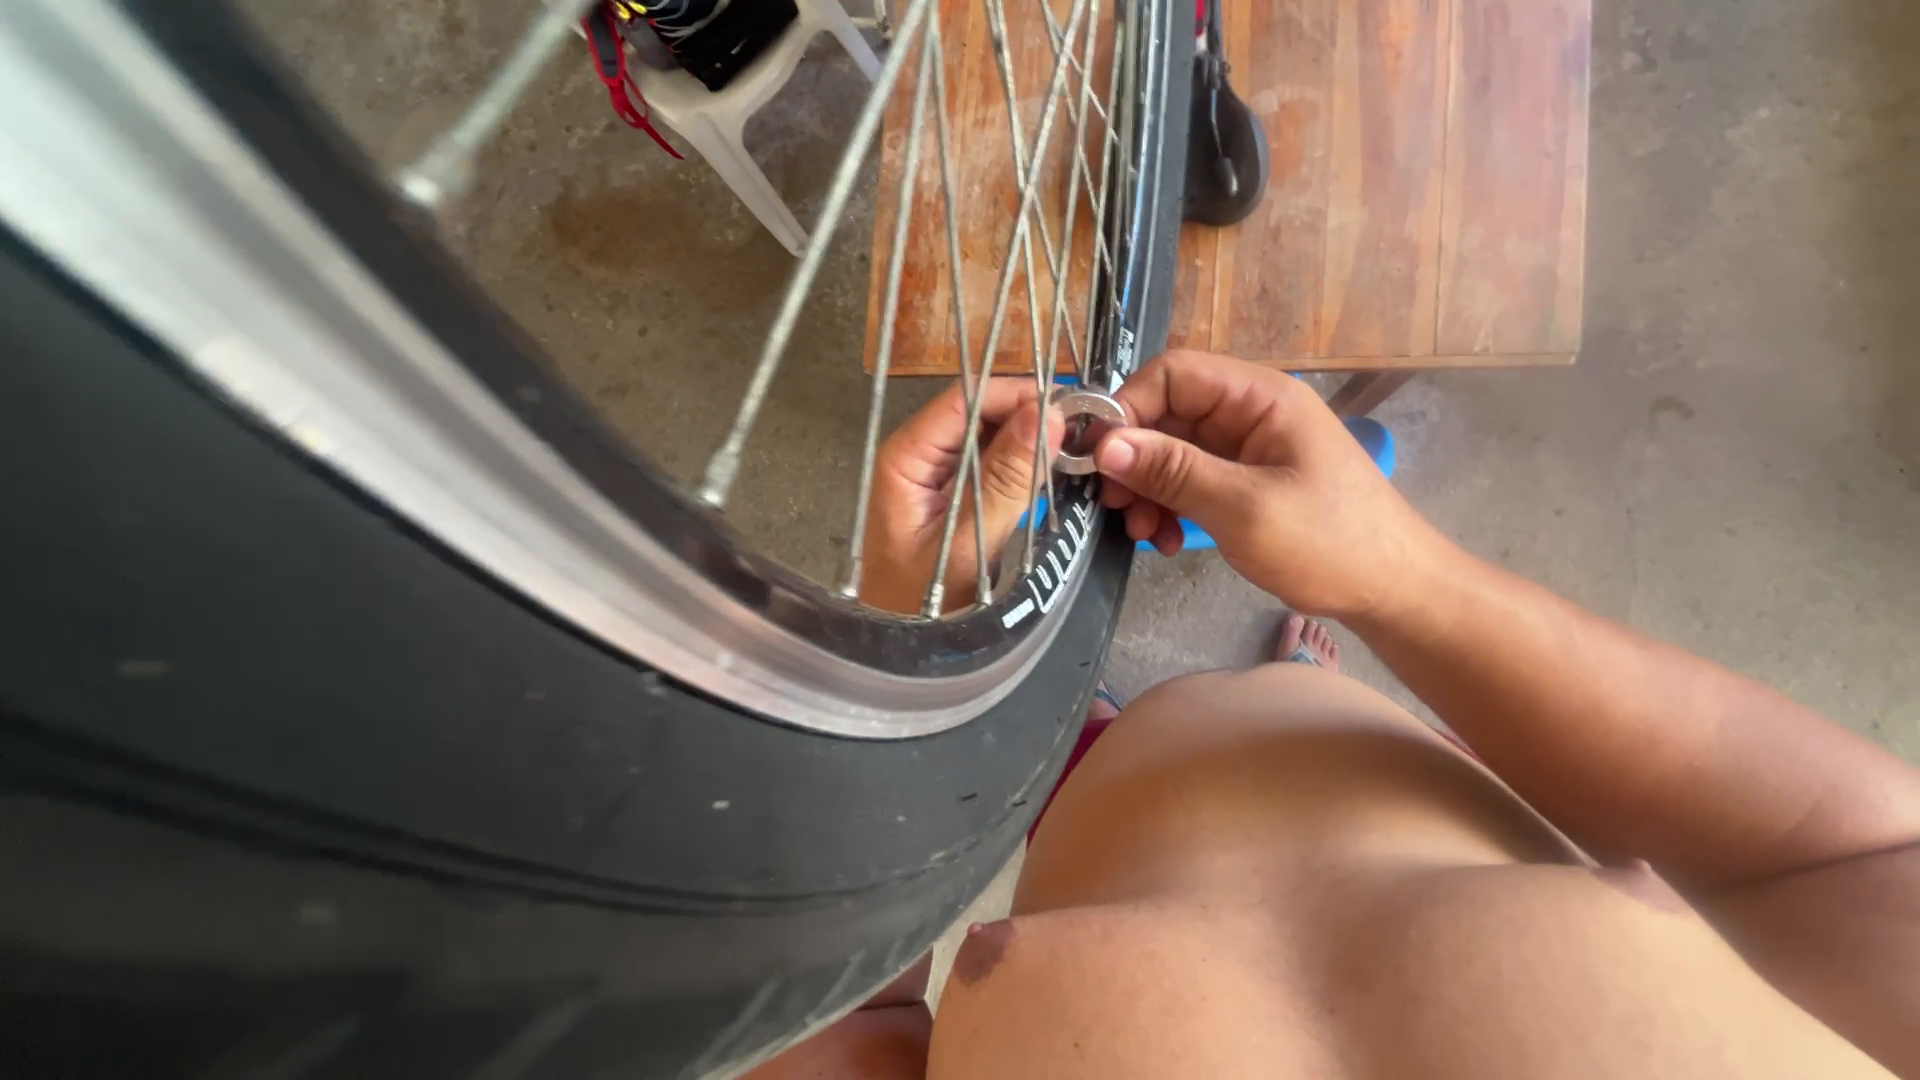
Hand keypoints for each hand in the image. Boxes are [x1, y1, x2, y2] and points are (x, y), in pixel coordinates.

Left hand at [859, 378, 1063, 614]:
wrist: (900, 654)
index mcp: (905, 458)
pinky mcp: (954, 495)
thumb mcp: (969, 544)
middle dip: (1028, 414)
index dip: (1016, 393)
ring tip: (1079, 444)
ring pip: (988, 436)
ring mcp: (935, 476)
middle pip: (977, 413)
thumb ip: (1007, 480)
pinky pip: (991, 463)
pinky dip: (1023, 463)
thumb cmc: (923, 604)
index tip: (1070, 403)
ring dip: (1030, 438)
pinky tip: (1056, 467)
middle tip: (1086, 426)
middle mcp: (918, 456)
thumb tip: (1048, 414)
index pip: (964, 400)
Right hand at [1093, 350, 1454, 620]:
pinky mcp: (1240, 482)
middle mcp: (1246, 414)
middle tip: (1116, 505)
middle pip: (1165, 415)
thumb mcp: (1245, 507)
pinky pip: (1185, 481)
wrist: (1389, 589)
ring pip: (1168, 452)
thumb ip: (1174, 472)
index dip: (1129, 408)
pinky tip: (1166, 540)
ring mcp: (1243, 449)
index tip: (1098, 458)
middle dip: (1133, 459)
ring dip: (1146, 491)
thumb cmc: (1329, 542)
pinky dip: (1167, 508)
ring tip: (1144, 533)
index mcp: (1258, 398)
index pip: (1173, 373)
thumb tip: (1104, 446)